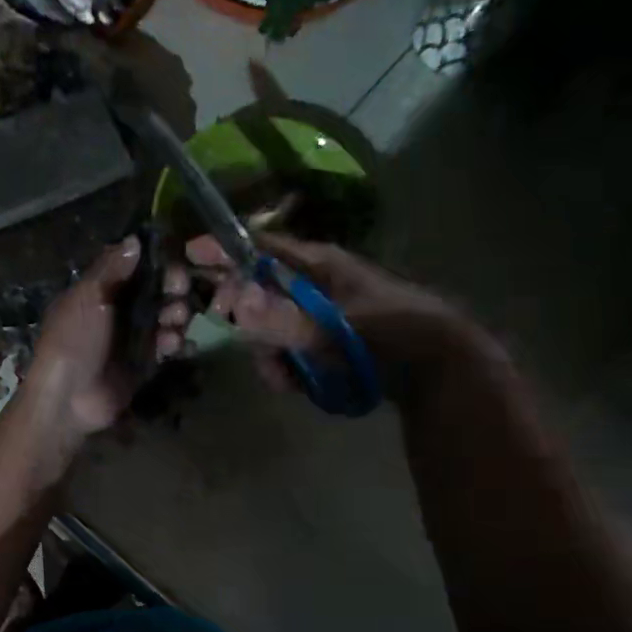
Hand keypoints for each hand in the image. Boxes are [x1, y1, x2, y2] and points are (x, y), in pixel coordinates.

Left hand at [25, 235, 192, 438]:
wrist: (69, 398)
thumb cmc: (74, 340)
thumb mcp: (88, 297)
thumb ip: (112, 268)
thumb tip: (134, 240)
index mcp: (101, 290)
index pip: (137, 268)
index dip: (159, 265)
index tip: (175, 267)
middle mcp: (119, 311)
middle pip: (157, 292)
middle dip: (174, 291)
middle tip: (178, 297)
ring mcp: (133, 339)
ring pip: (166, 318)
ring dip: (177, 318)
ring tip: (173, 327)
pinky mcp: (144, 364)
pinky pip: (168, 348)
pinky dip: (177, 344)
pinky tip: (177, 347)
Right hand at [184, 233, 492, 392]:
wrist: (440, 367)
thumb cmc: (389, 336)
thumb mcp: (334, 330)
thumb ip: (283, 320)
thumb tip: (235, 301)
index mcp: (319, 264)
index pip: (261, 247)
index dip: (225, 249)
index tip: (190, 253)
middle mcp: (317, 282)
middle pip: (261, 292)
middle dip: (250, 323)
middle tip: (249, 345)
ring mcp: (324, 312)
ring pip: (275, 327)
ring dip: (271, 354)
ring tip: (284, 378)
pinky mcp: (331, 338)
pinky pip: (294, 348)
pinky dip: (289, 366)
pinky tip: (298, 384)